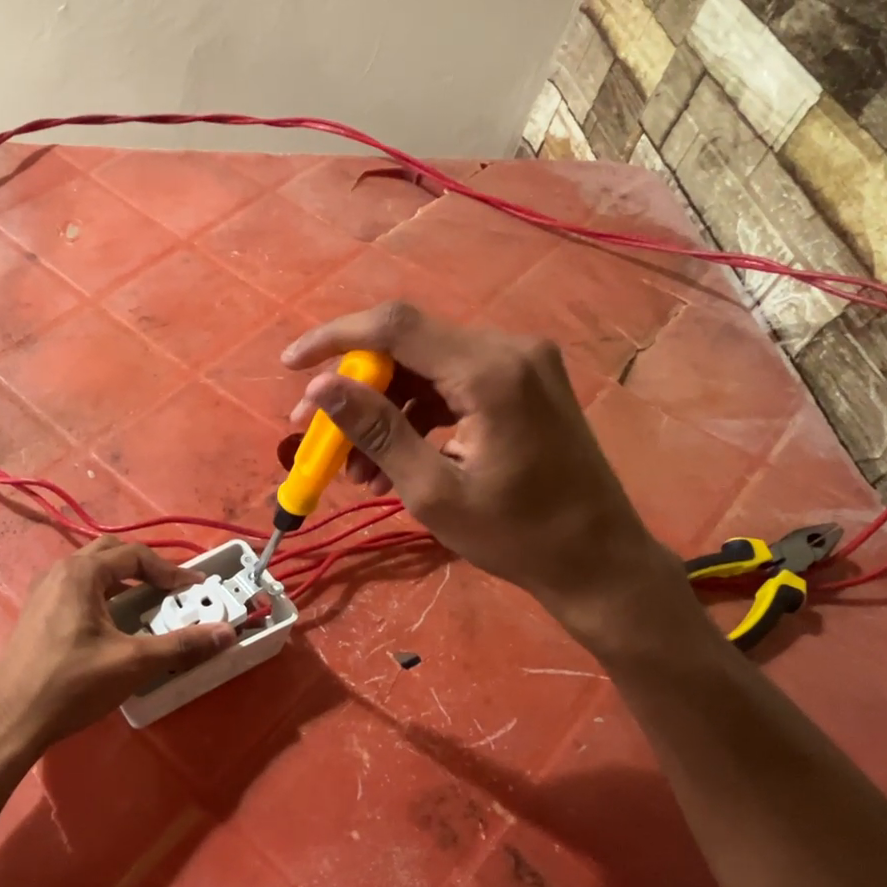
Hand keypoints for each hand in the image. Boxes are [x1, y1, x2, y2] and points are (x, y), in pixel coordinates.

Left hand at [0, 537, 234, 755]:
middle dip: (146, 568)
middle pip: (110, 555)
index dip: (170, 571)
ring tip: (148, 604)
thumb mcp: (133, 663)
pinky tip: (113, 625)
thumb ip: (182, 645)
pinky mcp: (35, 616)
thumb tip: (227, 633)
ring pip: (91, 572)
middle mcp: (58, 573)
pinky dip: (103, 596)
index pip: (135, 555)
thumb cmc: (72, 684)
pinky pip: (76, 591)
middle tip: (173, 590)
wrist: (11, 720)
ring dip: (123, 581)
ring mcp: (42, 594)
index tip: (196, 591)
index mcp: (80, 573)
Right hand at [282, 302, 678, 634]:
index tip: (289, 366)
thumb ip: (376, 431)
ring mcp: (521, 365)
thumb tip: (320, 387)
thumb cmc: (516, 535)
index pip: (395, 326)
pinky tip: (392, 463)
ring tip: (356, 470)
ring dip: (383, 411)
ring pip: (426, 369)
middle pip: (408, 346)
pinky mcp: (523, 384)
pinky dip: (415, 417)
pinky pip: (452, 385)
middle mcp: (509, 350)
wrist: (596, 560)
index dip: (335, 338)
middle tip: (316, 434)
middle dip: (355, 388)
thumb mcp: (432, 490)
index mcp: (490, 372)